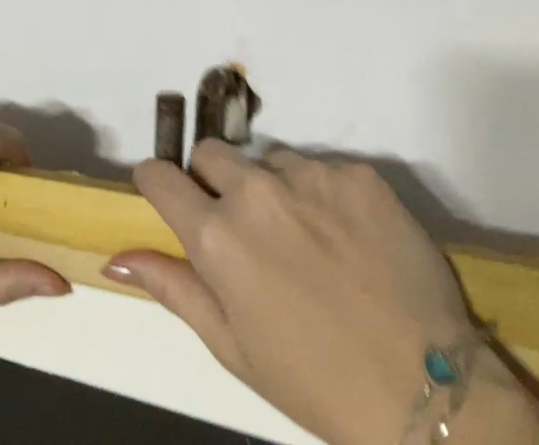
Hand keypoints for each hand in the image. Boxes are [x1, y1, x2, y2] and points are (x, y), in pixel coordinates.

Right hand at [106, 142, 475, 444]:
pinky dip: (322, 194)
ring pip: (269, 160)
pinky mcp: (360, 174)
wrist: (424, 386)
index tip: (167, 197)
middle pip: (210, 152)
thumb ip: (172, 287)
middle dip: (212, 179)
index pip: (159, 175)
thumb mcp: (231, 345)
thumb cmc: (313, 379)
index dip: (157, 184)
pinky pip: (322, 168)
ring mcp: (313, 176)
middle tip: (241, 226)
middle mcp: (258, 192)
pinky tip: (346, 238)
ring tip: (304, 239)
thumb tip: (114, 256)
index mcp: (216, 236)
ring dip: (272, 188)